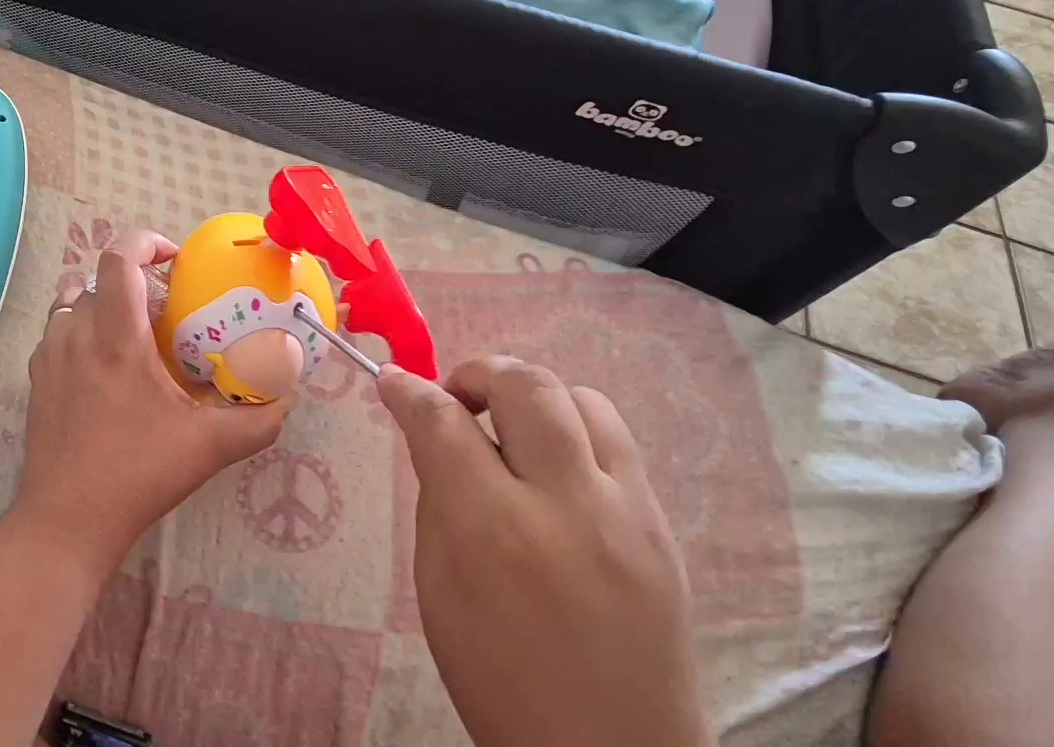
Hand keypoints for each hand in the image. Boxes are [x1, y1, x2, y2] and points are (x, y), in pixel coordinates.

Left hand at [17, 229, 296, 568]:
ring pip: (71, 300)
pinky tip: (105, 369)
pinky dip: (81, 329)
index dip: (146, 241)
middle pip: (97, 276)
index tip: (174, 260)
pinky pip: (57, 331)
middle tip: (165, 309)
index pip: (118, 257)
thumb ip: (259, 420)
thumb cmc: (138, 475)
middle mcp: (75, 335)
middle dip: (133, 279)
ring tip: (134, 333)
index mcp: (115, 338)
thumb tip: (289, 396)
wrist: (67, 520)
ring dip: (103, 301)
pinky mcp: (34, 378)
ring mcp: (48, 356)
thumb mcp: (209, 448)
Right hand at [377, 358, 711, 746]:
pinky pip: (617, 440)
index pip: (441, 422)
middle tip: (455, 398)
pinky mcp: (662, 523)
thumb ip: (437, 502)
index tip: (391, 381)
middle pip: (524, 385)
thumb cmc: (500, 680)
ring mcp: (626, 510)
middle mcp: (565, 505)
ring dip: (532, 397)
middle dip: (477, 372)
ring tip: (510, 429)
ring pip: (580, 398)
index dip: (407, 389)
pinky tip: (554, 465)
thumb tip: (434, 439)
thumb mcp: (438, 591)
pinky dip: (573, 429)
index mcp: (492, 531)